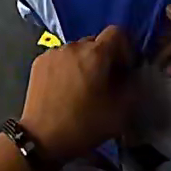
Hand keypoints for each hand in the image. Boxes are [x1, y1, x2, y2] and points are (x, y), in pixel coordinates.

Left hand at [20, 26, 134, 161]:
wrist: (42, 137)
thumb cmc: (84, 124)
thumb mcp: (120, 112)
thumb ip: (132, 87)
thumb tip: (130, 74)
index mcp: (95, 54)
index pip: (117, 32)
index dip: (125, 48)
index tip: (124, 69)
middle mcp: (73, 46)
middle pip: (96, 42)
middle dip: (104, 58)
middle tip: (105, 83)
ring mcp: (53, 52)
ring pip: (77, 50)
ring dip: (84, 62)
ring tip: (82, 88)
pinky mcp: (39, 61)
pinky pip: (60, 57)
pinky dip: (67, 67)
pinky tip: (64, 89)